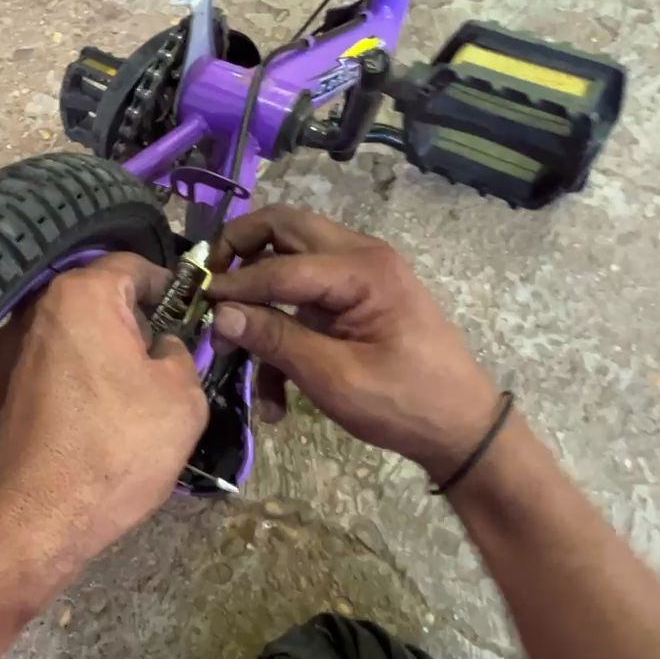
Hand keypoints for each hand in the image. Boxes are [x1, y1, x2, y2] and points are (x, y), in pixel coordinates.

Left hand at [0, 253, 208, 564]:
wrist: (35, 516)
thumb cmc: (116, 447)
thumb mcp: (181, 397)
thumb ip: (181, 353)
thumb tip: (162, 345)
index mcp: (81, 295)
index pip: (132, 265)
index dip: (167, 284)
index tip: (188, 311)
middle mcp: (36, 308)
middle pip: (96, 298)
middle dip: (131, 321)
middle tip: (161, 358)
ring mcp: (6, 345)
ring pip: (69, 333)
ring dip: (98, 350)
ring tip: (125, 394)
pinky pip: (44, 364)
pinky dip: (69, 376)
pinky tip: (85, 415)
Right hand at [206, 205, 498, 482]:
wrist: (464, 431)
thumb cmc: (406, 404)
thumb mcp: (335, 377)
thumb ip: (274, 339)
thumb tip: (219, 314)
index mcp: (362, 270)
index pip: (279, 265)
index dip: (233, 284)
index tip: (195, 303)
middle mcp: (358, 256)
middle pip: (282, 227)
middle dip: (238, 250)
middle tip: (209, 281)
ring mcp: (354, 275)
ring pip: (285, 258)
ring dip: (255, 296)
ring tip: (232, 346)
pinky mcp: (348, 298)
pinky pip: (299, 296)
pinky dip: (279, 330)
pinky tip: (273, 394)